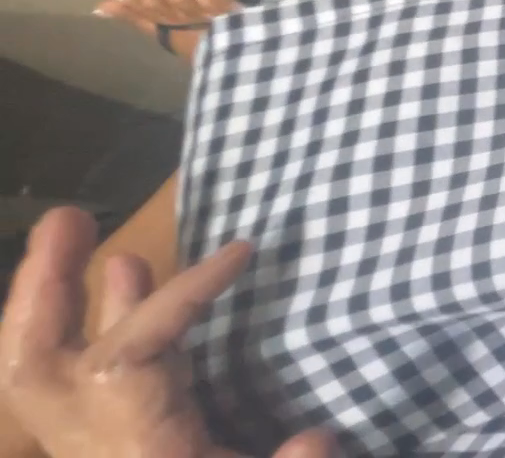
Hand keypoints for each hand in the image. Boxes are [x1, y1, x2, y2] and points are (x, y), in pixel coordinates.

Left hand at [0, 207, 332, 457]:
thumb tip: (320, 437)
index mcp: (134, 451)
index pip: (121, 361)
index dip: (174, 299)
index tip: (242, 250)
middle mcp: (98, 448)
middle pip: (32, 369)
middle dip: (43, 293)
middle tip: (66, 221)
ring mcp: (101, 446)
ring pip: (40, 374)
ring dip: (55, 302)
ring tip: (73, 235)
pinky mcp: (120, 441)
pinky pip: (82, 380)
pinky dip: (95, 328)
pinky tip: (120, 290)